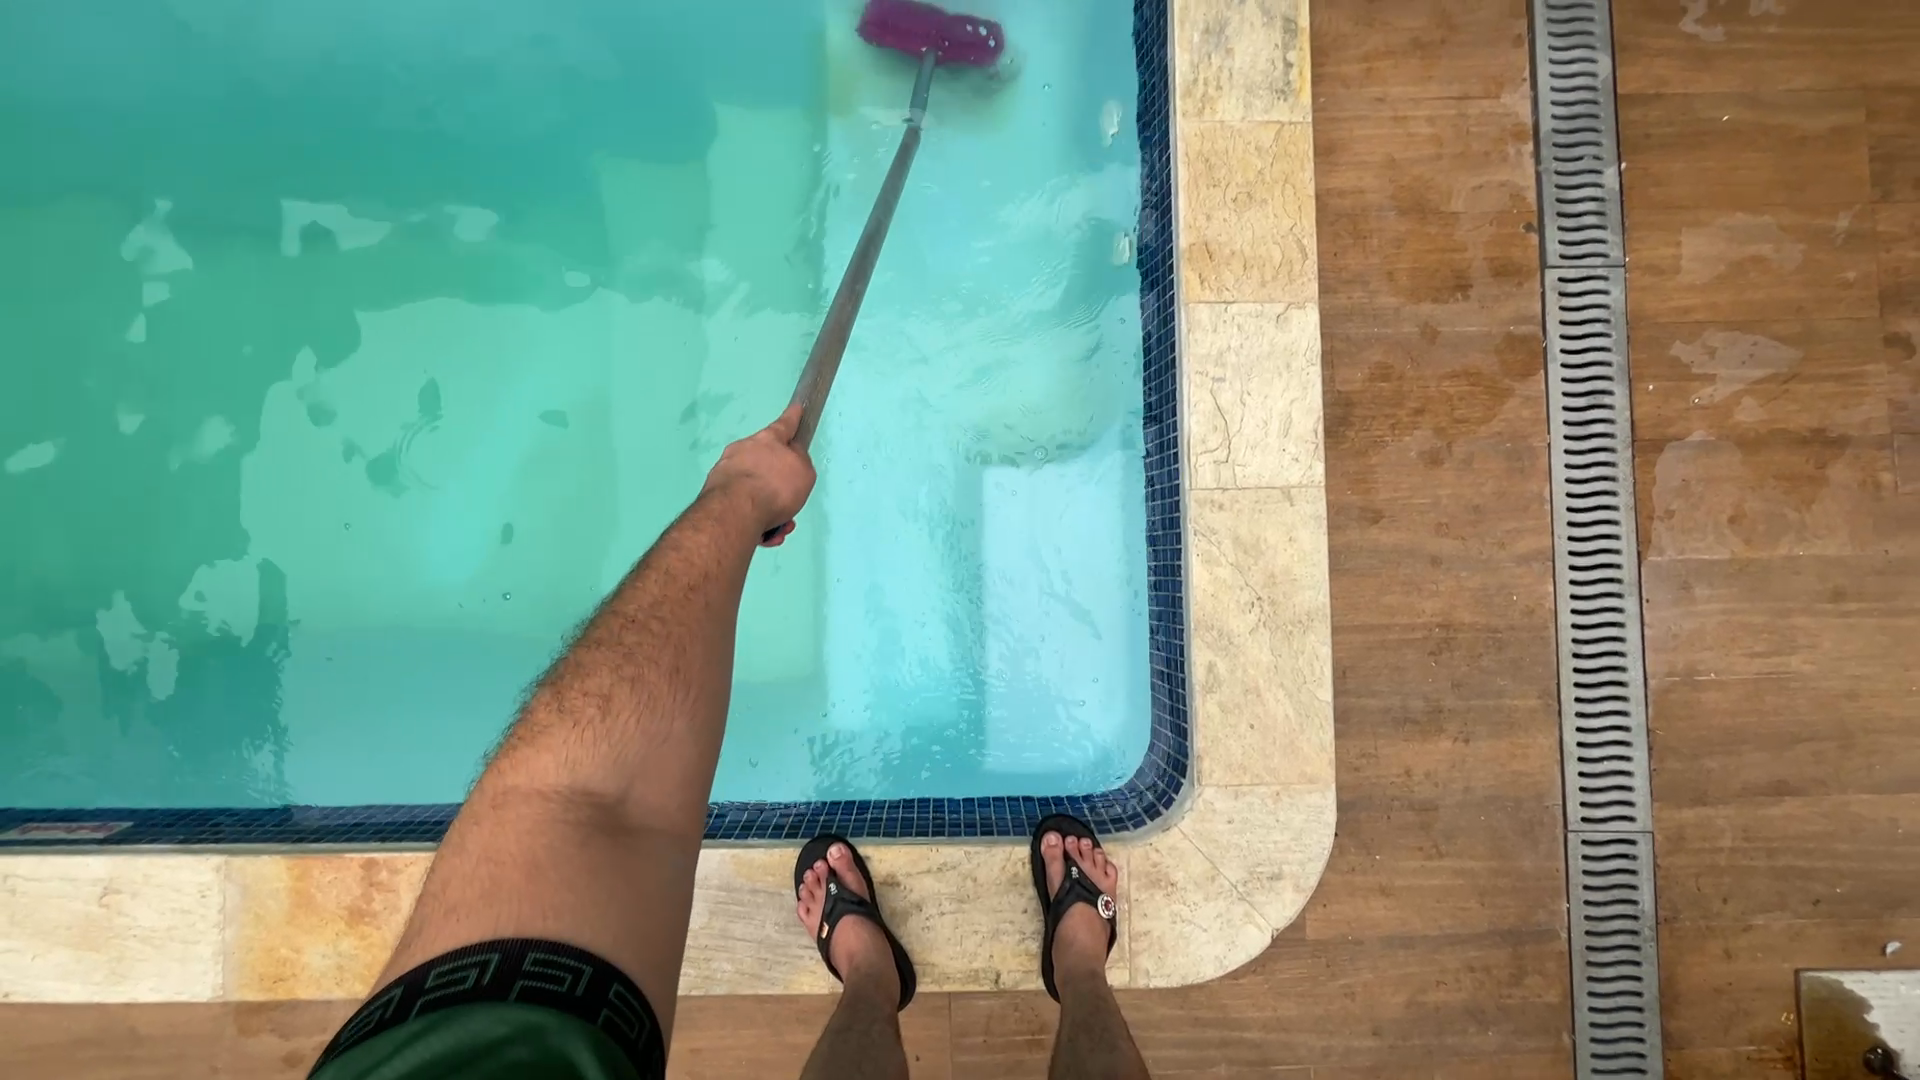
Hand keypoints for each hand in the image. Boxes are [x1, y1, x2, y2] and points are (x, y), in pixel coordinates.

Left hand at [701, 405, 815, 546]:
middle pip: (766, 464)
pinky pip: (742, 505)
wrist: (737, 510)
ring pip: (755, 489)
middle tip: (789, 506)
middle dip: (779, 485)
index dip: (793, 418)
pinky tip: (762, 534)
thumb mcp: (804, 473)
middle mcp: (744, 449)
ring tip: (776, 528)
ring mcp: (726, 470)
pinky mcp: (715, 492)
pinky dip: (755, 519)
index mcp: (768, 440)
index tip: (796, 409)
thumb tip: (791, 460)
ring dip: (769, 509)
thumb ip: (800, 464)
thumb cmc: (776, 487)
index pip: (785, 425)